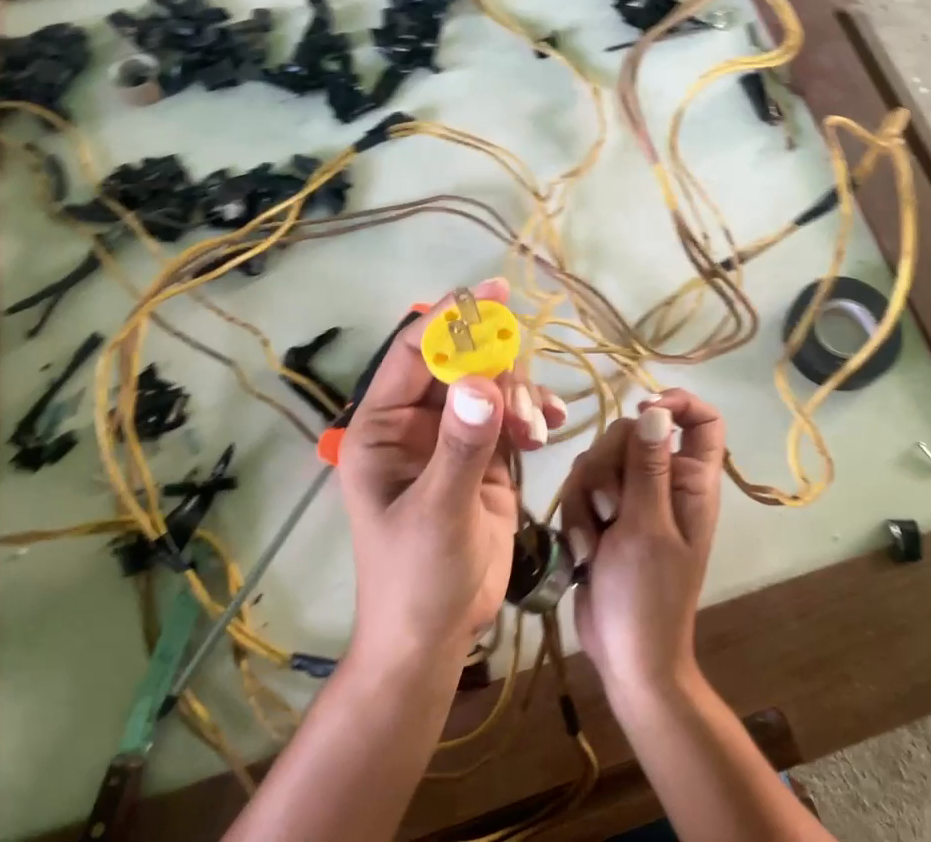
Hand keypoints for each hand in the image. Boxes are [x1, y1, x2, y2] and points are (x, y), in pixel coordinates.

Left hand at [337, 279, 567, 666]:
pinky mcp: (483, 461)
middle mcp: (413, 427)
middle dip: (498, 372)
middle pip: (461, 365)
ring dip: (519, 398)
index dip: (452, 320)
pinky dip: (532, 416)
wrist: (435, 637)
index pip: (414, 355)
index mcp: (380, 430)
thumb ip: (461, 448)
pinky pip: (510, 418)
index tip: (495, 293)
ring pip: (491, 388)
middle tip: (523, 412)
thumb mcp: (437, 514)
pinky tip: (550, 427)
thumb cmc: (416, 580)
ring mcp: (451, 441)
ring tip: (534, 435)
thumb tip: (483, 382)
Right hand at [559, 388, 724, 698]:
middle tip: (609, 507)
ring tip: (593, 542)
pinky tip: (581, 552)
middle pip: (632, 434)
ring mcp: (633, 500)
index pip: (702, 420)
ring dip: (586, 499)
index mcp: (692, 482)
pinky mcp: (604, 517)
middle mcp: (665, 483)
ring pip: (599, 461)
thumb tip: (656, 409)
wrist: (625, 656)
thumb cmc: (647, 596)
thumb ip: (648, 466)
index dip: (676, 404)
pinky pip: (582, 490)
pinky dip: (576, 517)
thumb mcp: (646, 527)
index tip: (641, 411)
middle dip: (608, 466)